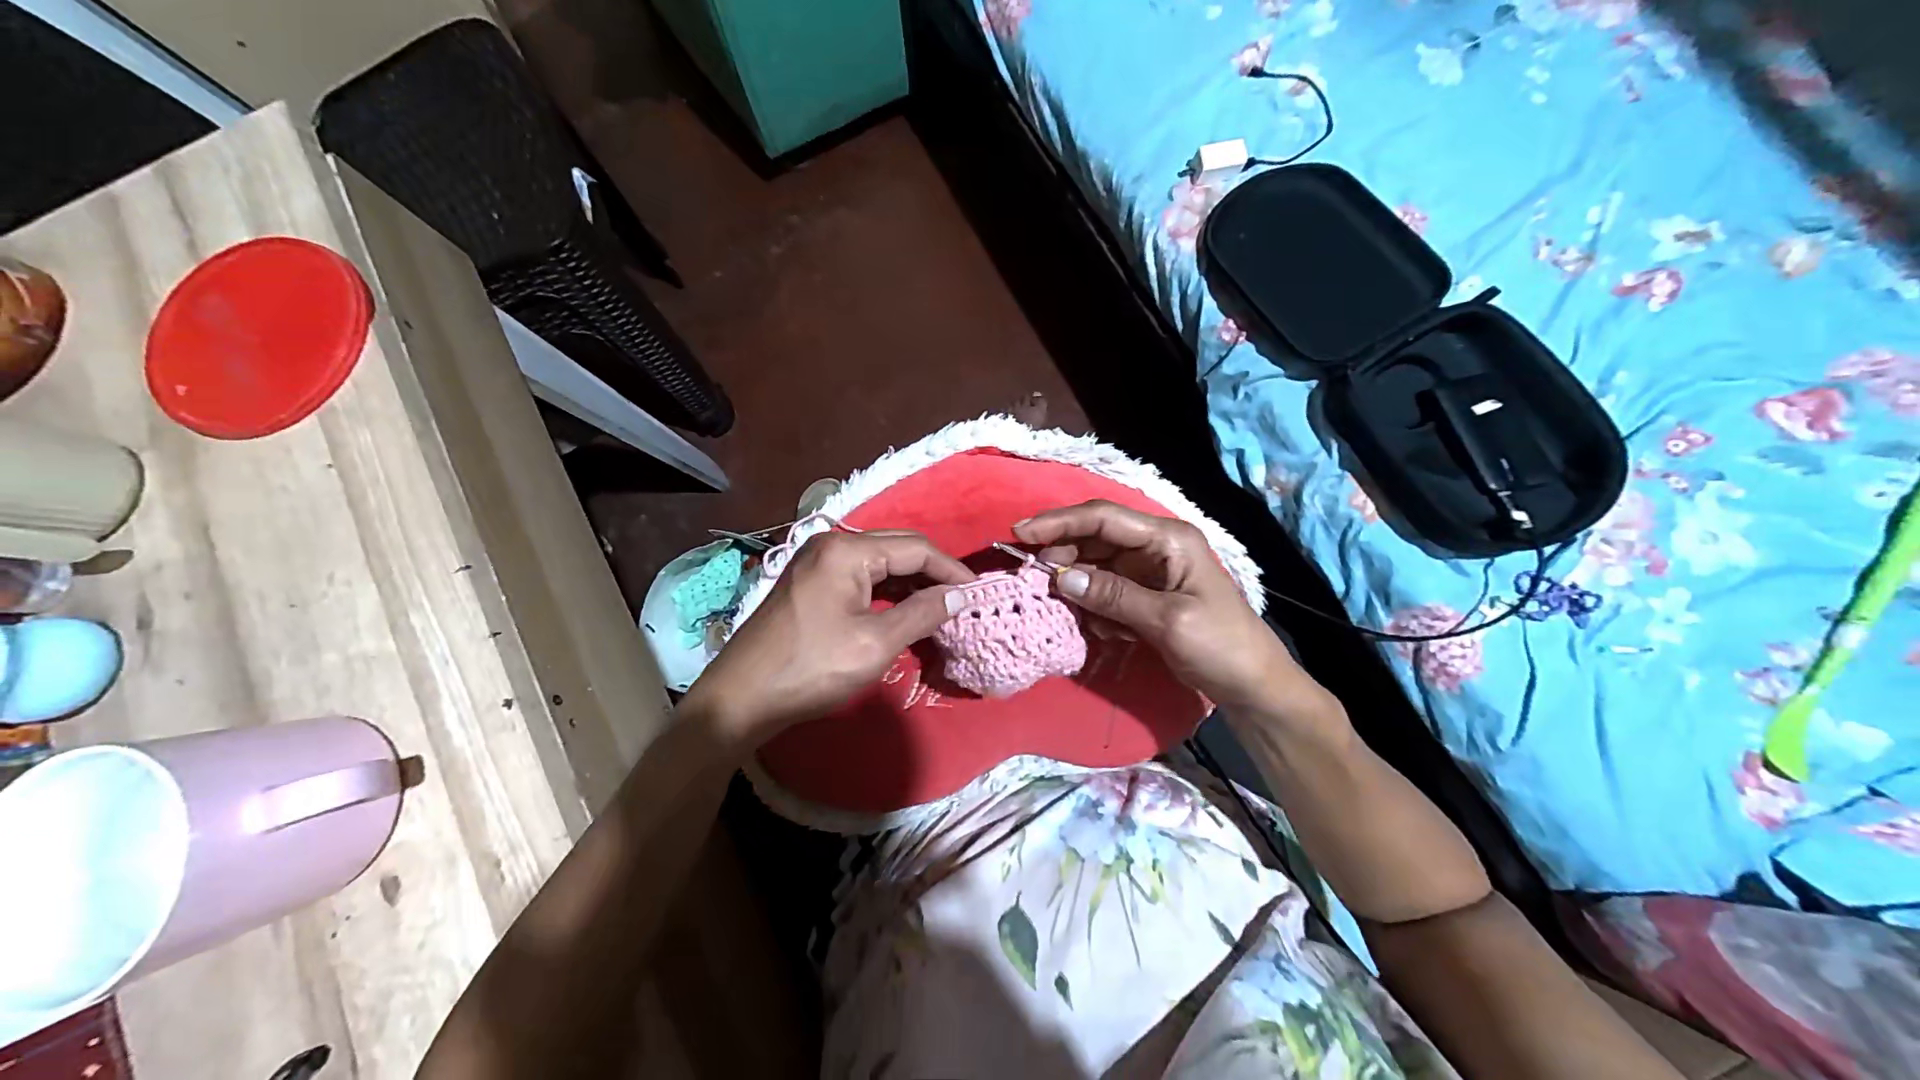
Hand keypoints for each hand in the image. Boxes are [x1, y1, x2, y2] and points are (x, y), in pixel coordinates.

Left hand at [682, 529, 973, 745]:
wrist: (741, 696)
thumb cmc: (812, 668)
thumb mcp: (875, 644)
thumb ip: (922, 613)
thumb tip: (960, 595)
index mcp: (848, 550)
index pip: (916, 548)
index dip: (951, 570)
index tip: (979, 594)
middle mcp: (832, 543)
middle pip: (898, 548)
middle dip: (933, 572)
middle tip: (963, 601)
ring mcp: (817, 561)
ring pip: (879, 562)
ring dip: (911, 582)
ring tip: (940, 608)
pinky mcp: (810, 581)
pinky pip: (860, 575)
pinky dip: (886, 590)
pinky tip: (904, 609)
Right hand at [1014, 501, 1327, 714]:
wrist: (1253, 687)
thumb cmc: (1222, 646)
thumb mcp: (1168, 621)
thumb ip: (1114, 596)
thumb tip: (1060, 577)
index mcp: (1167, 539)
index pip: (1103, 517)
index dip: (1059, 522)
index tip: (1021, 533)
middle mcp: (1155, 547)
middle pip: (1095, 537)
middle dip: (1063, 554)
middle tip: (1034, 578)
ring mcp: (1149, 572)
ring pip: (1095, 566)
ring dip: (1076, 584)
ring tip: (1063, 607)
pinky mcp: (1144, 597)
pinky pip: (1105, 592)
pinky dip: (1093, 606)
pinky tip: (1097, 628)